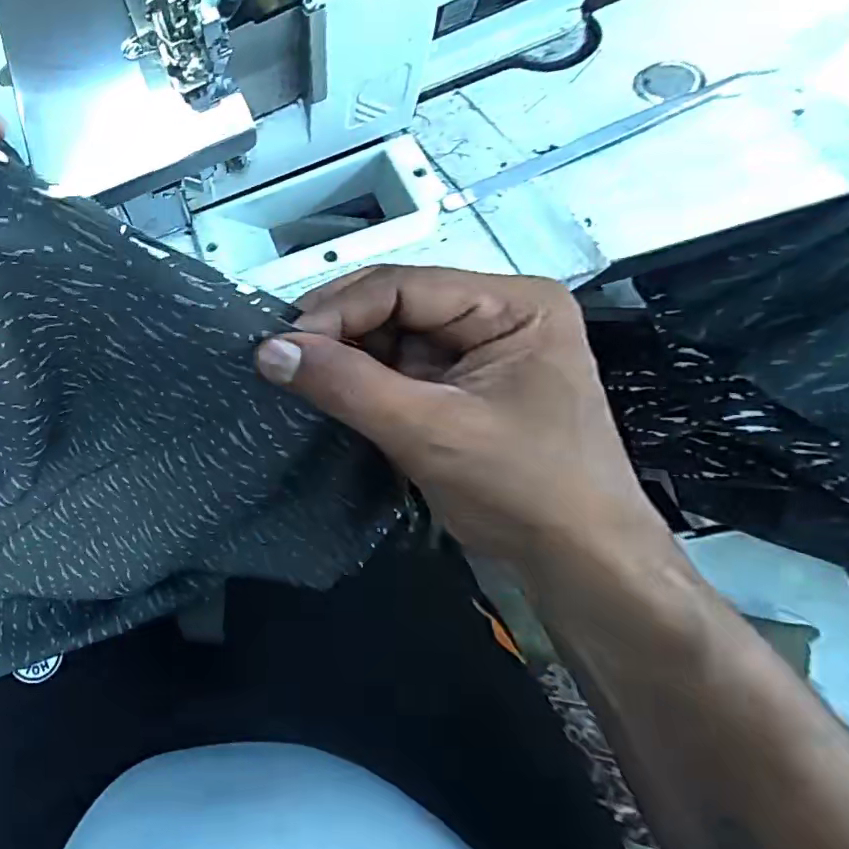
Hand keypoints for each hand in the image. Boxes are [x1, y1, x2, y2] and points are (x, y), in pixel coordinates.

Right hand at [254, 266, 668, 561]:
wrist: (580, 563)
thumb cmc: (523, 489)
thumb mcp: (429, 431)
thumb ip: (346, 385)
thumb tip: (268, 350)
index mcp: (513, 303)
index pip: (403, 286)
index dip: (336, 311)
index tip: (280, 346)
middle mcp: (496, 314)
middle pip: (395, 307)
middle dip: (338, 334)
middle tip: (282, 361)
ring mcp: (479, 352)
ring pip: (391, 339)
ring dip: (346, 360)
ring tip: (299, 380)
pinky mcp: (462, 387)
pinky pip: (399, 372)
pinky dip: (363, 385)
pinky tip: (331, 396)